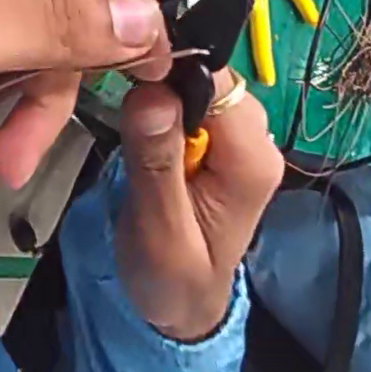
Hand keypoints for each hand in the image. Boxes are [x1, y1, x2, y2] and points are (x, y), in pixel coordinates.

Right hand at [114, 74, 282, 340]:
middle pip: (205, 73)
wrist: (179, 300)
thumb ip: (157, 163)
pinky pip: (183, 90)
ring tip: (123, 108)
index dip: (169, 71)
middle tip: (118, 96)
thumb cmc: (171, 277)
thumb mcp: (159, 231)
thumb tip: (152, 94)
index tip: (127, 80)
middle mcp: (252, 138)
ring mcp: (233, 132)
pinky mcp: (211, 129)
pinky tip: (133, 111)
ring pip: (191, 76)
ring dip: (153, 83)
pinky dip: (154, 92)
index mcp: (251, 161)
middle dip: (159, 76)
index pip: (215, 84)